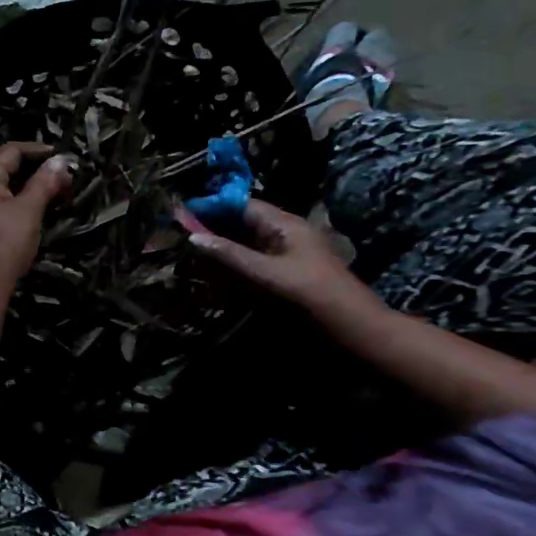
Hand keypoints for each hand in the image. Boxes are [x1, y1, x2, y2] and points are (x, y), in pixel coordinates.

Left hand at [0, 142, 73, 299]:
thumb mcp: (29, 210)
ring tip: (60, 191)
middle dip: (39, 169)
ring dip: (34, 184)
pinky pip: (5, 199)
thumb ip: (44, 183)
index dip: (38, 150)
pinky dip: (25, 198)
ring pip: (9, 183)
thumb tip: (61, 161)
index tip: (63, 157)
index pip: (11, 151)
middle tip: (66, 177)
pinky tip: (44, 205)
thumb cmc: (6, 244)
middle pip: (8, 165)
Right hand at [188, 199, 375, 317]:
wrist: (355, 330)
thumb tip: (193, 237)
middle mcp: (286, 234)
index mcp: (285, 224)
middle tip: (180, 235)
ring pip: (248, 244)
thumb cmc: (314, 297)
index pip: (242, 205)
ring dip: (223, 248)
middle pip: (244, 223)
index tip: (182, 213)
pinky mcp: (288, 277)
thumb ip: (232, 256)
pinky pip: (256, 264)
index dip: (213, 207)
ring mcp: (288, 256)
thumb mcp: (270, 275)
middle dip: (215, 228)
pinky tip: (217, 276)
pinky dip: (236, 267)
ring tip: (191, 253)